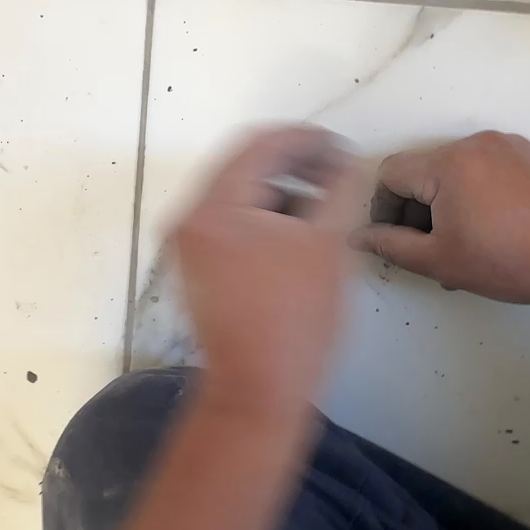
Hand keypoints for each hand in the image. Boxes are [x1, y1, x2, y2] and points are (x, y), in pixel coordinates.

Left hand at [173, 127, 370, 422]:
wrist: (256, 391)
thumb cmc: (294, 323)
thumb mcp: (328, 247)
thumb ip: (339, 189)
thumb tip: (344, 159)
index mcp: (213, 207)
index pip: (260, 144)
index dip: (306, 138)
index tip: (341, 148)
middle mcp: (187, 217)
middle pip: (242, 163)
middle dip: (293, 161)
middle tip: (336, 169)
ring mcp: (184, 241)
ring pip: (234, 189)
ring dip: (278, 185)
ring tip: (322, 198)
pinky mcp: (192, 262)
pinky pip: (227, 217)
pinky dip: (260, 211)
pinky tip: (294, 226)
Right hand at [353, 131, 529, 309]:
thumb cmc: (509, 263)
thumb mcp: (439, 260)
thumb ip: (390, 245)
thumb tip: (357, 237)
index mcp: (449, 162)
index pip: (390, 173)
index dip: (382, 207)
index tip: (393, 239)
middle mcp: (477, 143)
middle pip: (423, 170)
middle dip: (416, 208)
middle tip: (428, 248)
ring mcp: (511, 145)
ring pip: (455, 170)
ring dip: (446, 202)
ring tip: (462, 242)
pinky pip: (488, 168)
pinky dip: (477, 193)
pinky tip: (494, 228)